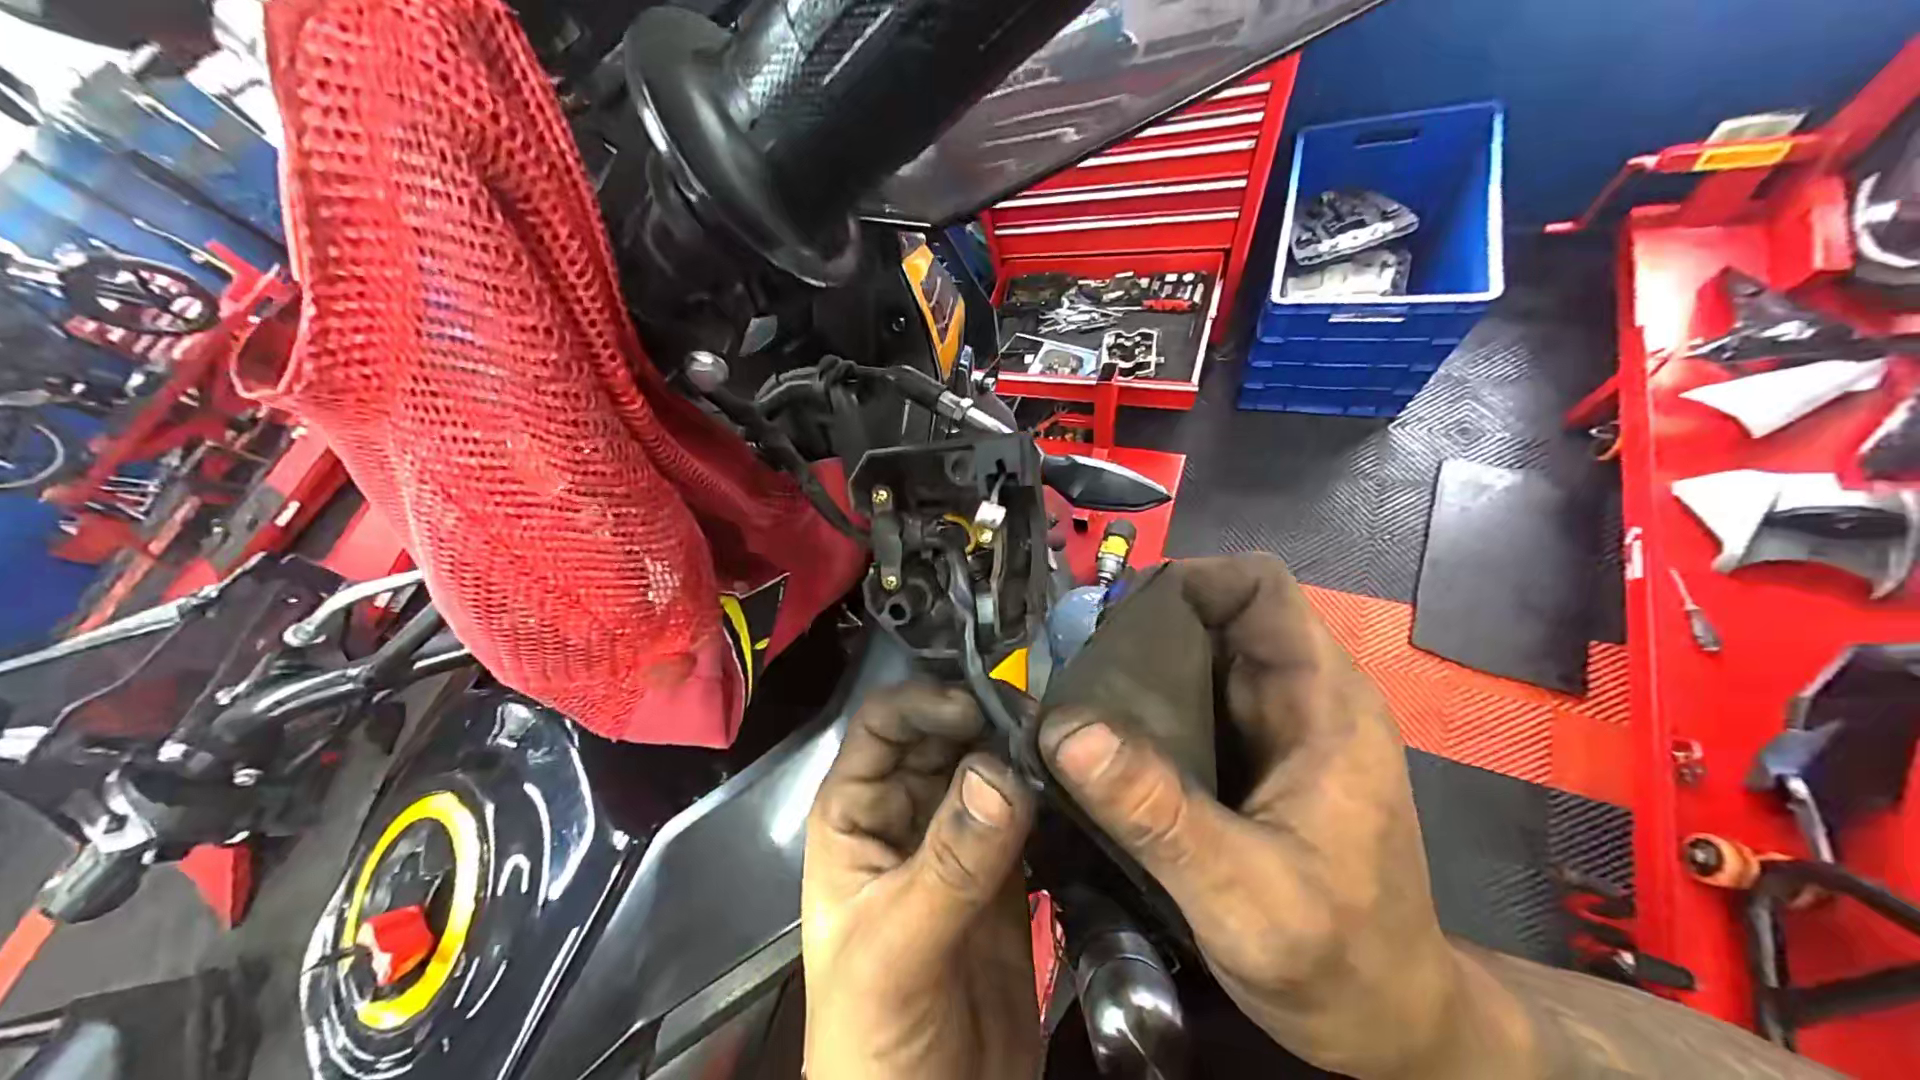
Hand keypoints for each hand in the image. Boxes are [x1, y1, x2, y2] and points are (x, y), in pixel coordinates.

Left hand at [802, 684, 1041, 1079]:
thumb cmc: (874, 1035)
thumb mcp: (899, 947)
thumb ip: (950, 863)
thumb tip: (1002, 773)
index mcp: (856, 812)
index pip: (883, 726)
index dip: (925, 704)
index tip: (983, 708)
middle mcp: (905, 812)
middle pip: (943, 738)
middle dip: (986, 721)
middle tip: (1044, 720)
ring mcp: (957, 838)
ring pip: (987, 769)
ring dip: (1022, 754)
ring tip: (1069, 745)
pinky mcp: (1003, 869)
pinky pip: (1025, 813)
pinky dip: (1049, 796)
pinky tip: (1080, 785)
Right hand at [1039, 554, 1527, 1079]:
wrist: (1388, 1023)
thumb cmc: (1340, 961)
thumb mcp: (1243, 895)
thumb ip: (1156, 813)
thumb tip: (1066, 732)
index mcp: (1323, 702)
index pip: (1260, 588)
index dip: (1190, 579)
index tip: (1116, 619)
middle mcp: (1299, 697)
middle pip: (1218, 617)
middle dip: (1144, 627)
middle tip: (1074, 667)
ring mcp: (1274, 727)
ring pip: (1198, 658)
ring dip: (1137, 668)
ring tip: (1076, 700)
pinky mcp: (1251, 757)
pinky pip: (1189, 702)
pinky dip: (1144, 707)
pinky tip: (1104, 740)